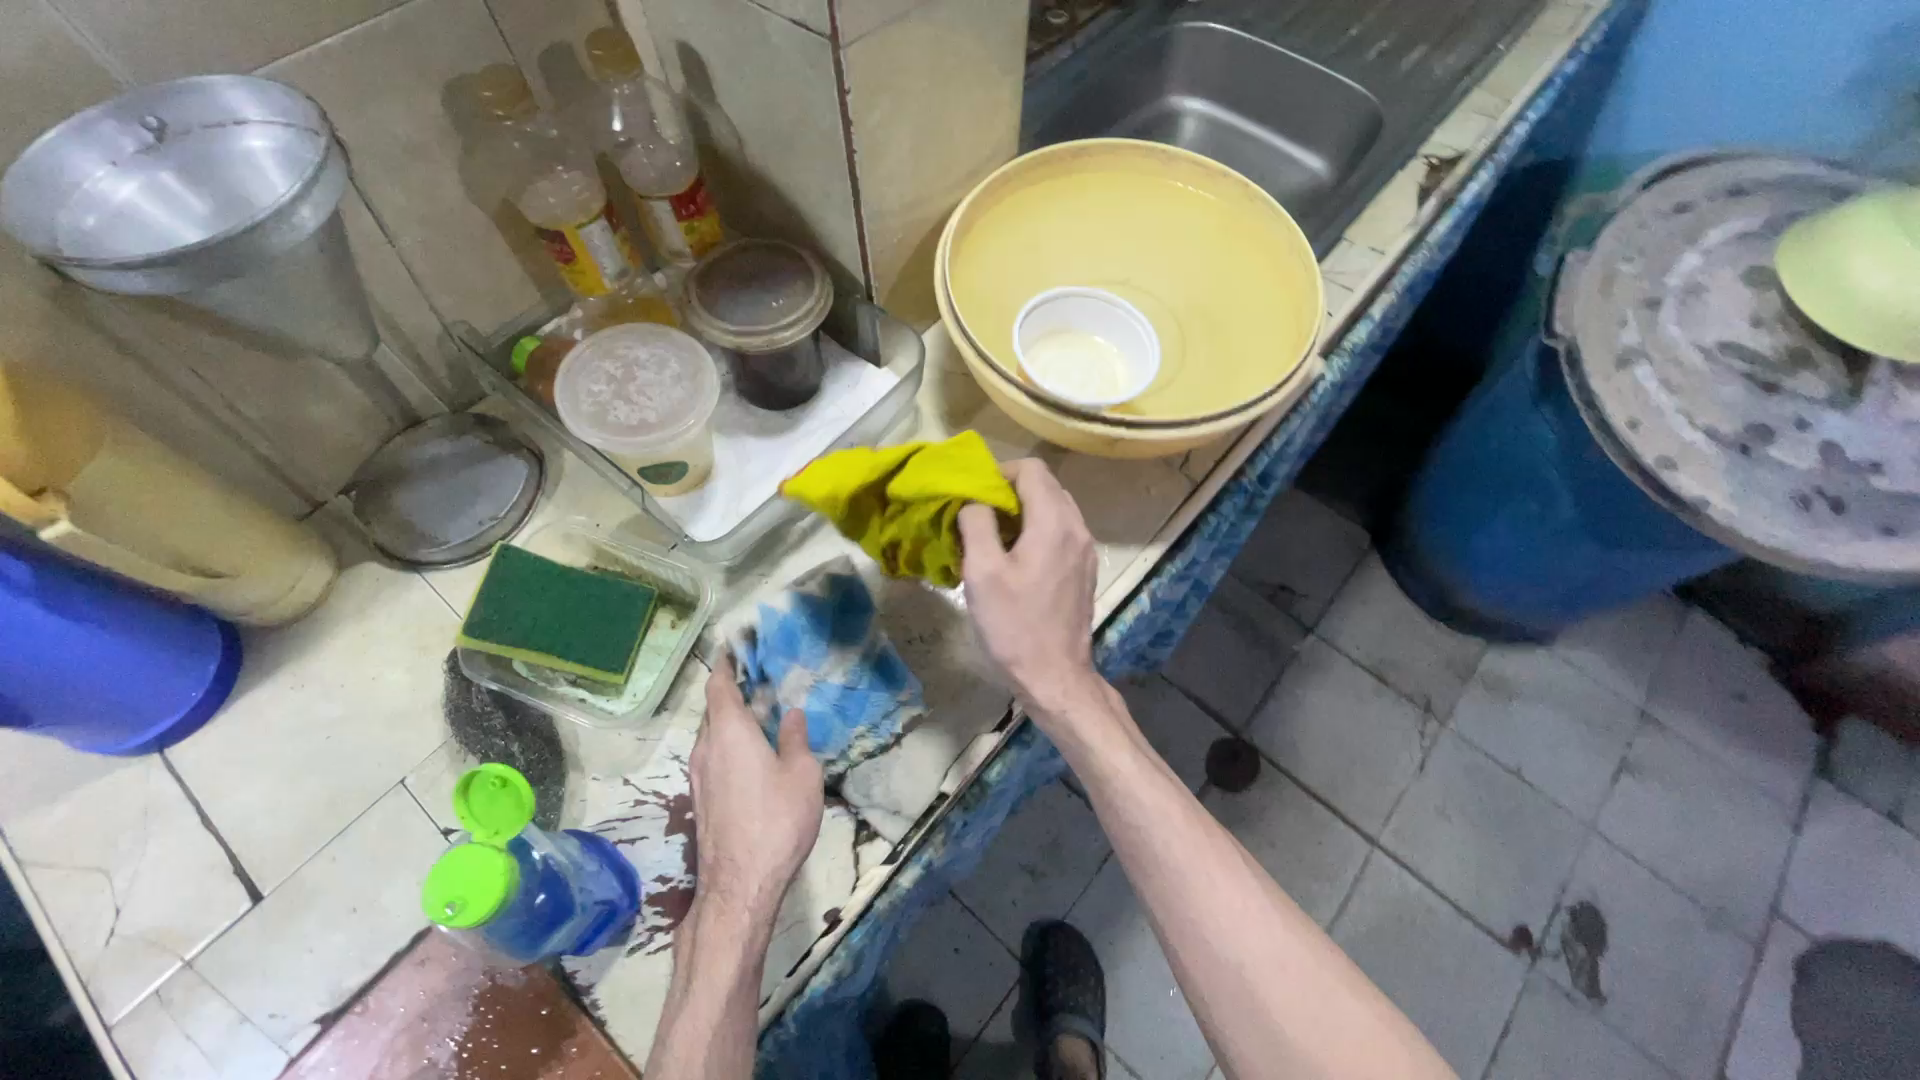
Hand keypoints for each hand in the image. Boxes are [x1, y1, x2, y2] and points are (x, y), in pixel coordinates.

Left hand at [689, 655, 823, 918]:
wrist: (740, 884)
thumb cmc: (776, 820)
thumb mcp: (802, 774)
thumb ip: (795, 739)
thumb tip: (791, 713)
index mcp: (729, 731)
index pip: (719, 685)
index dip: (726, 664)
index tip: (735, 648)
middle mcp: (706, 748)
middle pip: (714, 710)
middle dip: (735, 694)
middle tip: (763, 684)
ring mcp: (698, 776)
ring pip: (713, 737)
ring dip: (733, 723)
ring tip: (763, 719)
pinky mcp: (700, 800)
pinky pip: (714, 758)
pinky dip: (730, 746)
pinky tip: (755, 758)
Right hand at [957, 459, 1104, 717]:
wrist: (1055, 675)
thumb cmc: (1014, 626)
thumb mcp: (982, 573)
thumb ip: (977, 525)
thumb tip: (975, 501)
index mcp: (1053, 523)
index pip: (1032, 469)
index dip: (1000, 472)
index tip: (974, 493)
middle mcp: (1077, 529)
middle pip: (1046, 486)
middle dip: (1011, 490)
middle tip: (979, 512)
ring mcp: (1085, 550)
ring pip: (1055, 508)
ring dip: (1025, 510)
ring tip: (994, 535)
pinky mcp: (1085, 570)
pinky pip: (1061, 532)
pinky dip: (1038, 530)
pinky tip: (1015, 557)